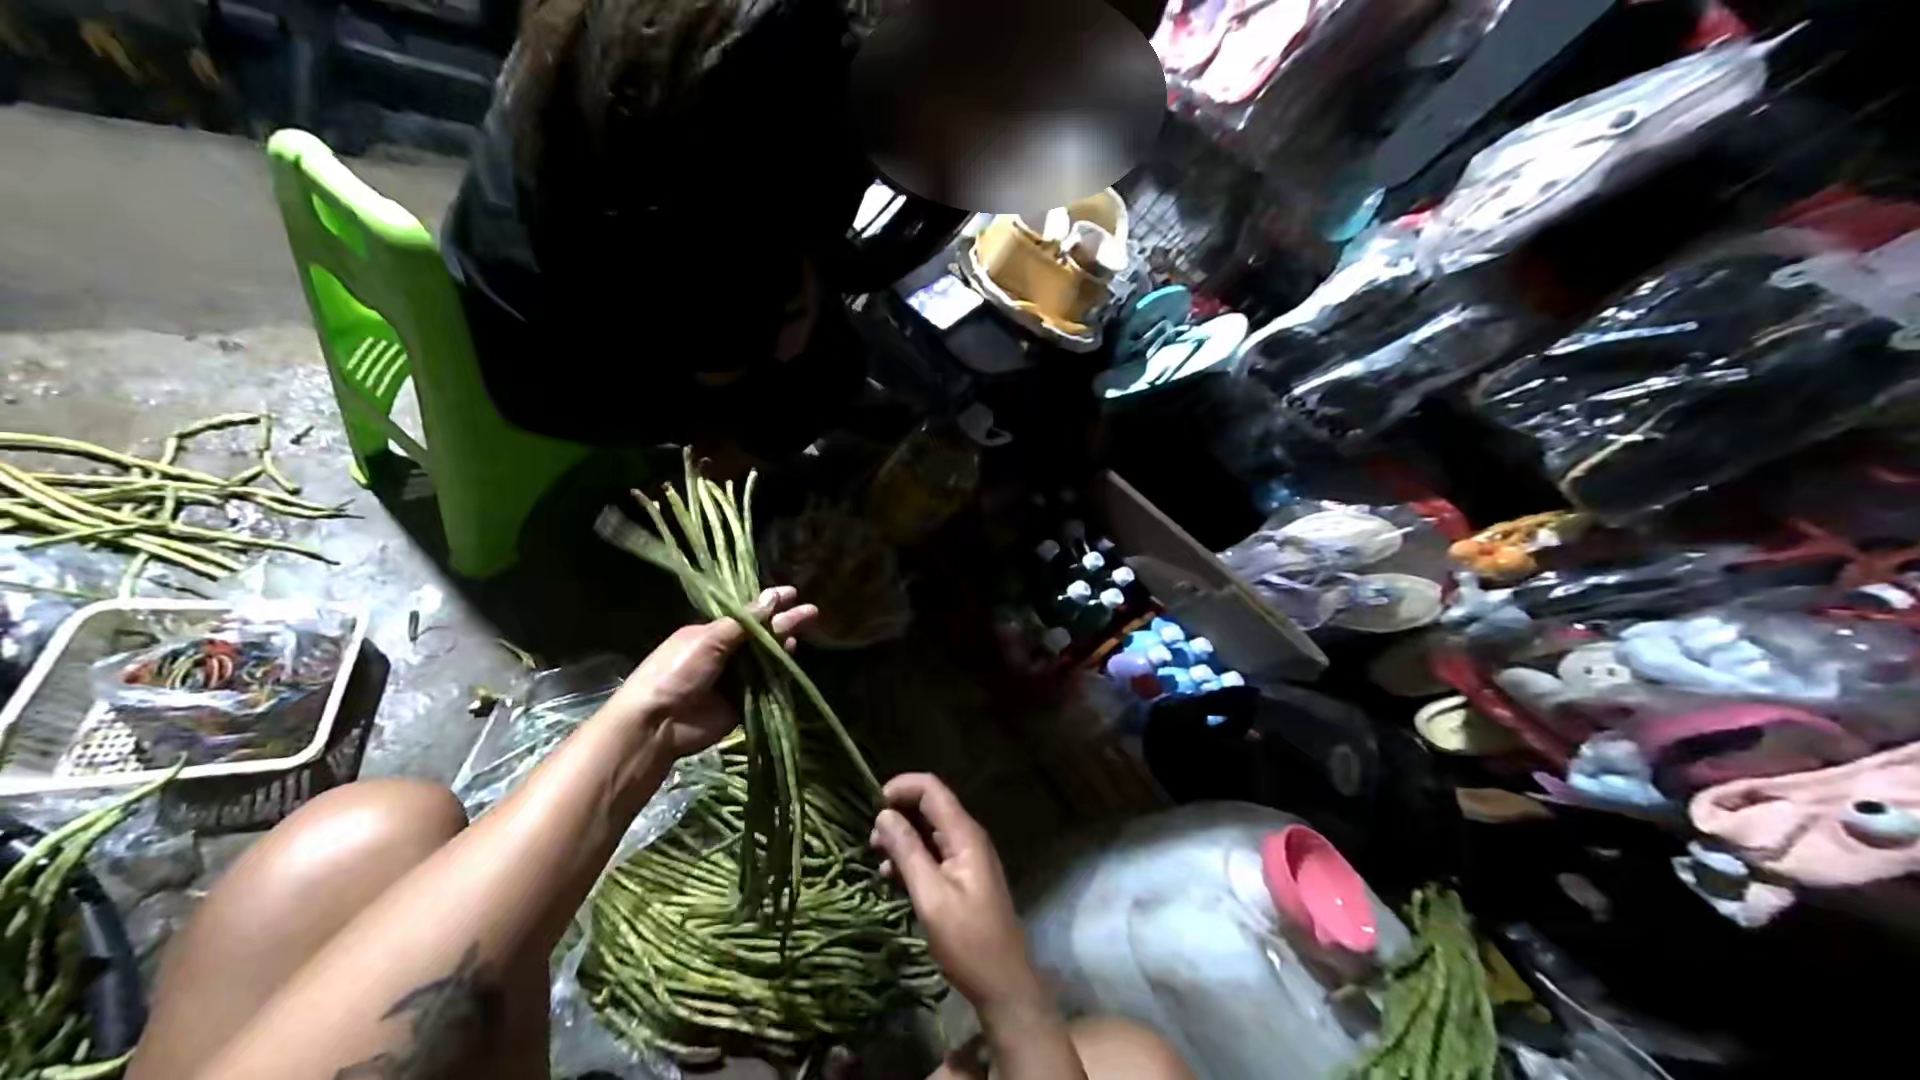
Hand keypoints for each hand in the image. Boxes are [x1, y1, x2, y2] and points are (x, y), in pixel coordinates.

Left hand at [605, 586, 816, 758]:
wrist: (658, 723)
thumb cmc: (676, 671)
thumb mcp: (708, 639)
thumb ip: (744, 622)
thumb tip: (772, 596)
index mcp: (710, 633)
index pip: (746, 614)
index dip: (768, 603)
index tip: (792, 593)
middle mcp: (724, 653)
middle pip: (760, 635)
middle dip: (784, 621)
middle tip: (812, 611)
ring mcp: (734, 678)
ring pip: (766, 659)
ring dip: (783, 644)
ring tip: (804, 630)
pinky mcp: (742, 702)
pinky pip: (766, 685)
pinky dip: (780, 673)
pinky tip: (792, 657)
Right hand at [870, 773, 1041, 1014]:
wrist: (1003, 983)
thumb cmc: (967, 940)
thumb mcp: (931, 896)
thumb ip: (908, 851)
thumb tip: (883, 815)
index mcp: (965, 835)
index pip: (932, 788)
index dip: (901, 787)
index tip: (872, 806)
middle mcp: (968, 837)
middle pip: (930, 806)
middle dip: (898, 814)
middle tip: (871, 840)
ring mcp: (968, 857)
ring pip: (929, 831)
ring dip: (902, 839)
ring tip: (877, 860)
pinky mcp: (964, 877)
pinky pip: (934, 854)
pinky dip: (912, 858)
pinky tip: (893, 878)